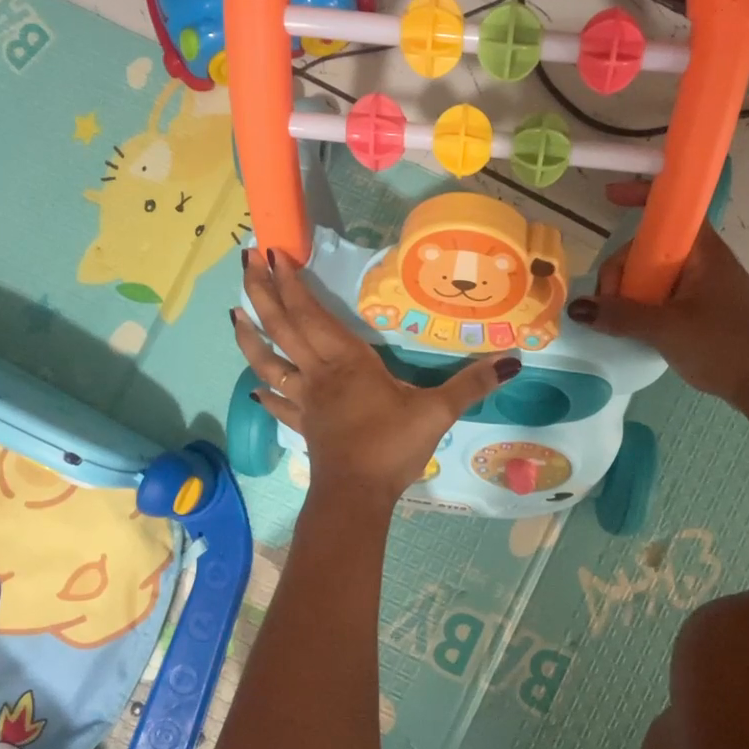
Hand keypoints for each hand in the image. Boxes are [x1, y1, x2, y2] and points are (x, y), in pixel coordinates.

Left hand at [233, 249, 519, 504]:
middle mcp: (319, 374)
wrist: (356, 496)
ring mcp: (306, 402)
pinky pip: (279, 405)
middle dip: (262, 292)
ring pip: (268, 362)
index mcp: (347, 361)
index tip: (273, 252)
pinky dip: (266, 394)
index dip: (291, 282)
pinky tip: (257, 390)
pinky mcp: (304, 427)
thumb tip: (513, 361)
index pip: (311, 313)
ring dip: (250, 338)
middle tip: (246, 260)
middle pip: (282, 326)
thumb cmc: (391, 448)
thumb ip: (472, 385)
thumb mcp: (438, 412)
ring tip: (235, 315)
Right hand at [568, 181, 748, 403]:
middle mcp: (702, 260)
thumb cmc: (725, 344)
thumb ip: (621, 316)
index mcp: (701, 249)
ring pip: (654, 275)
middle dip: (623, 269)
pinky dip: (644, 308)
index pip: (670, 207)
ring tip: (621, 324)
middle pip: (650, 247)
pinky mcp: (701, 310)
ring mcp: (702, 285)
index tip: (609, 197)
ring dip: (631, 293)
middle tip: (611, 305)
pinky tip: (634, 331)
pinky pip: (662, 297)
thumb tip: (577, 308)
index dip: (641, 195)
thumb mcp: (667, 329)